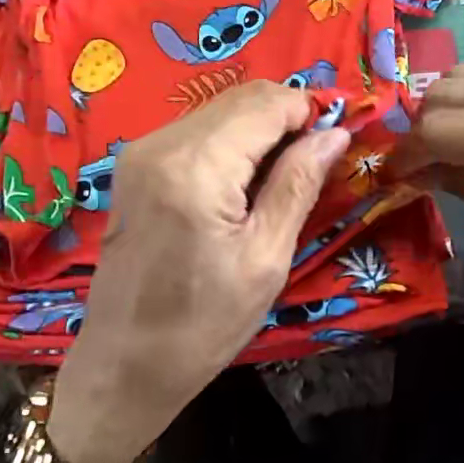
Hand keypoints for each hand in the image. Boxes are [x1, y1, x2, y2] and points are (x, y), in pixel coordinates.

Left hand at [48, 81, 350, 462]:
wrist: (124, 363)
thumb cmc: (202, 325)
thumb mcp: (265, 259)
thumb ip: (298, 184)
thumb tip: (334, 134)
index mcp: (196, 166)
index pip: (265, 104)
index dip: (309, 110)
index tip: (339, 136)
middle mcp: (161, 143)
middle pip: (239, 99)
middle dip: (285, 116)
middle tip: (317, 156)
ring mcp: (139, 152)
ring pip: (216, 111)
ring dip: (257, 129)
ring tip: (284, 173)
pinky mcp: (132, 167)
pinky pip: (192, 133)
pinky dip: (227, 142)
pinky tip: (244, 180)